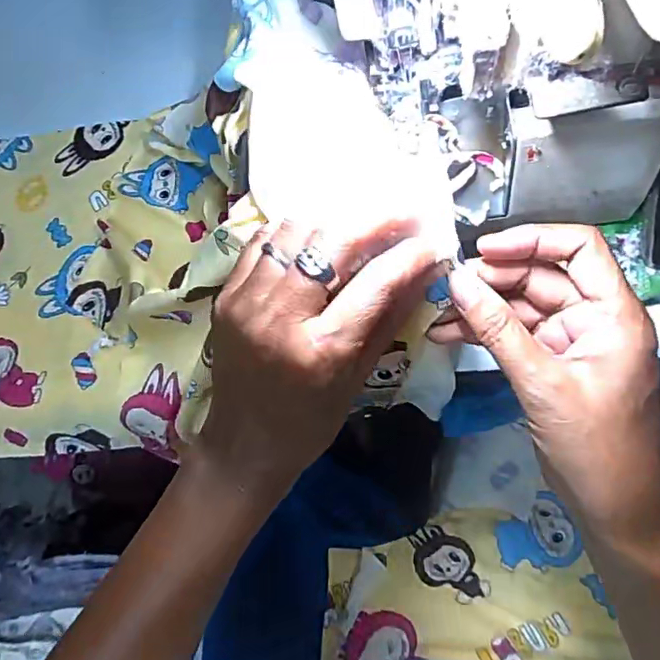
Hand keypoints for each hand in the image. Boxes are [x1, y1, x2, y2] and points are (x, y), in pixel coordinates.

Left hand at [195, 219, 441, 501]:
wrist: (242, 444)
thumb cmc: (309, 423)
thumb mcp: (358, 377)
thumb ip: (389, 316)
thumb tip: (425, 269)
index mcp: (320, 350)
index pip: (373, 283)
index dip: (409, 255)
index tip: (432, 241)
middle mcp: (278, 317)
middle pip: (330, 244)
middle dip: (374, 222)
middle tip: (403, 215)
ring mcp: (246, 301)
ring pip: (293, 232)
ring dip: (333, 221)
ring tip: (360, 222)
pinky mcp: (227, 295)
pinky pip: (262, 242)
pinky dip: (293, 231)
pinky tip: (316, 234)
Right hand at [429, 225, 659, 538]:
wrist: (614, 510)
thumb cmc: (594, 448)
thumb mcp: (542, 383)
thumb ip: (497, 329)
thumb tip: (456, 281)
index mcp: (613, 313)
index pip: (580, 248)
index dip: (532, 239)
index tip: (483, 250)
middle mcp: (595, 318)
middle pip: (542, 275)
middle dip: (493, 278)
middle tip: (447, 288)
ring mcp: (572, 340)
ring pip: (522, 304)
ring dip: (481, 307)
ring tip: (439, 313)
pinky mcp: (553, 362)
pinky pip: (515, 333)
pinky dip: (485, 331)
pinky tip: (449, 333)